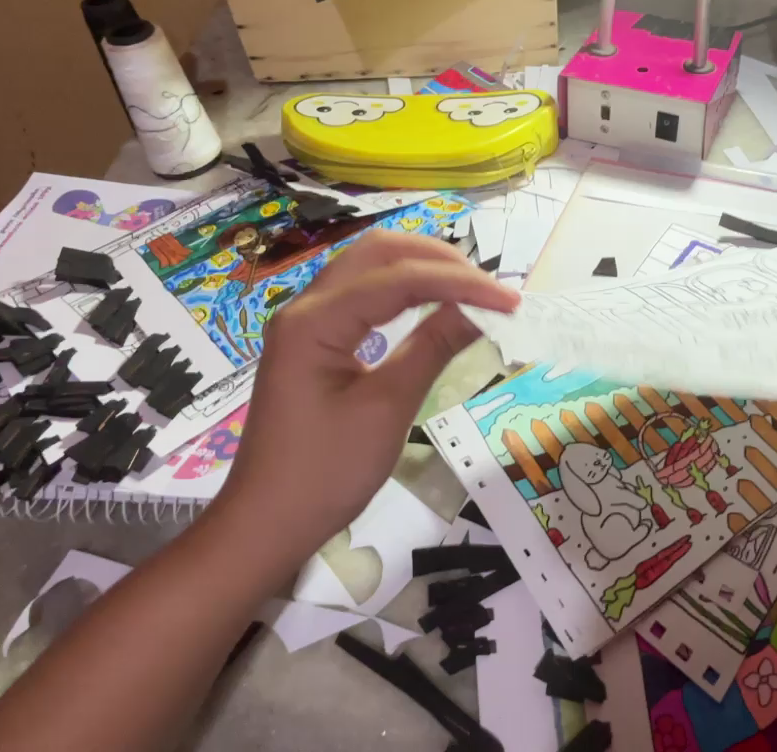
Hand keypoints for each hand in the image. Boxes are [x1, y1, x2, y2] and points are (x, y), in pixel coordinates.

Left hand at [212, 232, 518, 567]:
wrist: (266, 524)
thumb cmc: (325, 474)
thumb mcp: (388, 409)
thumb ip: (434, 347)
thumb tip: (485, 310)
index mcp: (314, 321)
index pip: (398, 279)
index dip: (459, 282)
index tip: (510, 299)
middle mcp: (305, 306)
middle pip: (379, 252)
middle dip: (439, 260)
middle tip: (490, 287)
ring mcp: (306, 321)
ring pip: (369, 266)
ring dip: (421, 268)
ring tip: (471, 288)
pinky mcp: (313, 339)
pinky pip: (362, 293)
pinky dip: (402, 289)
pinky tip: (432, 302)